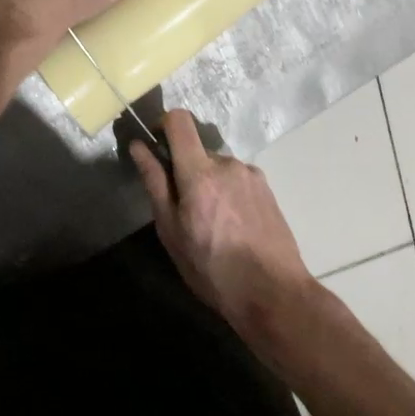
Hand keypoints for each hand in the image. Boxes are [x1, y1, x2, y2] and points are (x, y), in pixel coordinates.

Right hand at [133, 110, 313, 329]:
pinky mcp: (267, 188)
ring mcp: (251, 174)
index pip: (179, 120)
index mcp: (200, 172)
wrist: (275, 296)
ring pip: (218, 167)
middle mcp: (227, 163)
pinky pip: (238, 179)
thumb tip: (139, 146)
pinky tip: (235, 227)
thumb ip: (155, 183)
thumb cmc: (213, 269)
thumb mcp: (172, 232)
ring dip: (210, 184)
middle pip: (198, 150)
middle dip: (187, 170)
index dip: (163, 124)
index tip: (157, 148)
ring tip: (213, 226)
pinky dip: (229, 193)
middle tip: (185, 211)